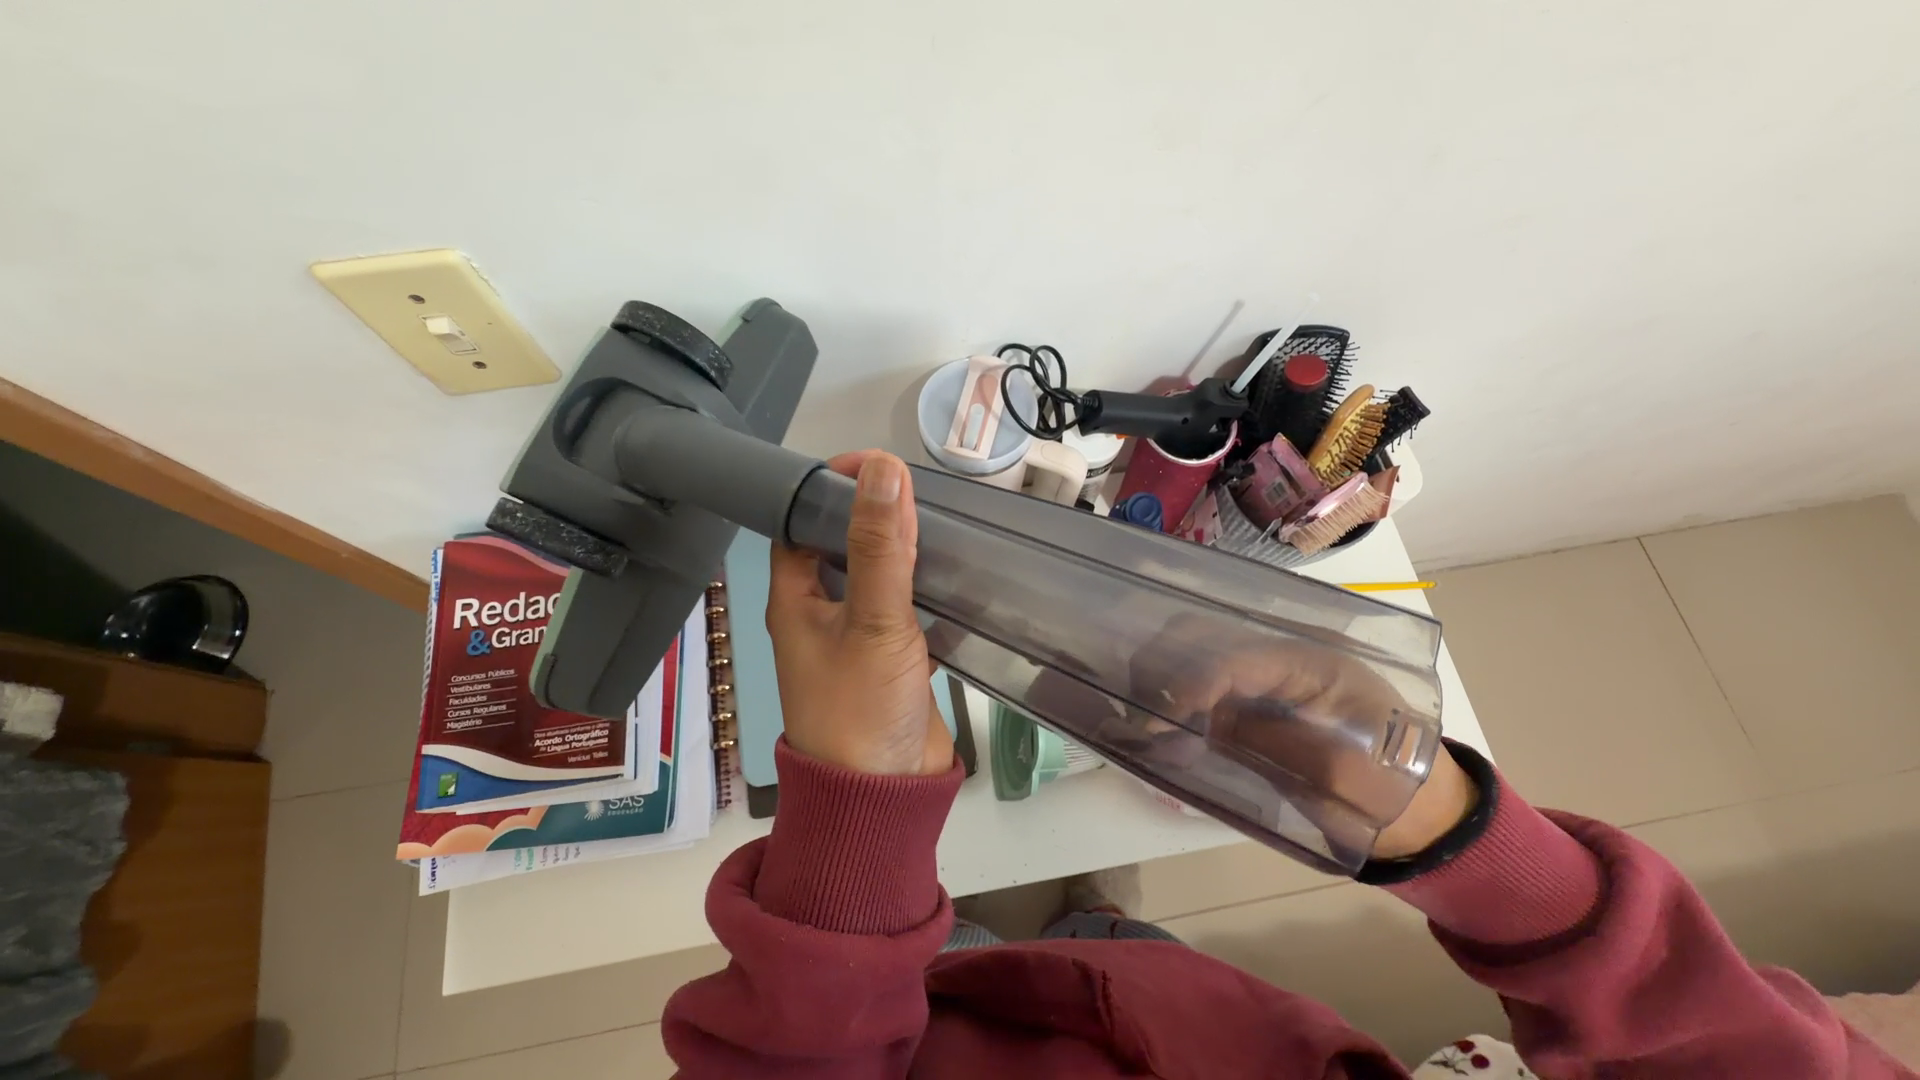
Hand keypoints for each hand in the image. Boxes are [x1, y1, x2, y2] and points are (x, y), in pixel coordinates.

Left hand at [765, 451, 953, 776]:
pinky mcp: (891, 662)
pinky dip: (925, 591)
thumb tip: (884, 467)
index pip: (800, 524)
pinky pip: (905, 612)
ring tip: (941, 524)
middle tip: (917, 491)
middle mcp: (820, 614)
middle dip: (873, 517)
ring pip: (876, 580)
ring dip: (902, 554)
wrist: (882, 797)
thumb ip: (880, 546)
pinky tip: (957, 576)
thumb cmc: (860, 709)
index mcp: (794, 600)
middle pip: (841, 548)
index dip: (827, 489)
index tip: (873, 465)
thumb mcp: (872, 621)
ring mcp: (856, 640)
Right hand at [1119, 616, 1474, 859]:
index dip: (1192, 682)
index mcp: (1314, 660)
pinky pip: (1200, 676)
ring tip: (1150, 726)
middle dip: (1163, 669)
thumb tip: (1187, 725)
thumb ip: (1259, 740)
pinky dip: (1172, 694)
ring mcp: (1265, 668)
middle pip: (1204, 632)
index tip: (1159, 722)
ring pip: (1193, 647)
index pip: (1236, 654)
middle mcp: (1283, 650)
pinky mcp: (1252, 691)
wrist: (1414, 809)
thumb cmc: (1382, 791)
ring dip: (1162, 680)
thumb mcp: (1329, 772)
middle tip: (1142, 719)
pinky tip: (1162, 728)